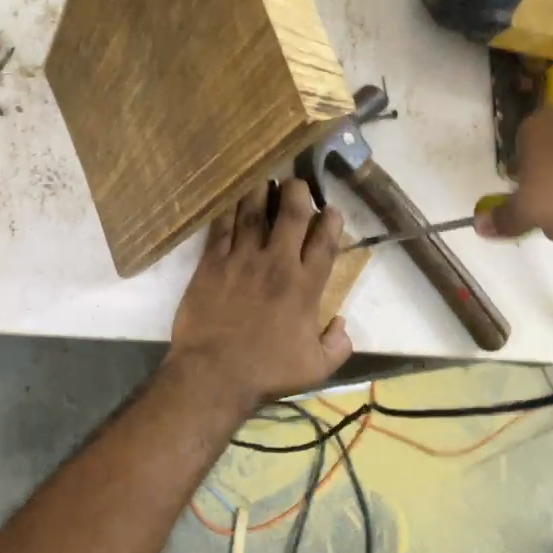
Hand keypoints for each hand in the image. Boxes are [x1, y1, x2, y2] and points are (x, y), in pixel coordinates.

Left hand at [167, 179, 352, 407]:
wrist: (213, 372)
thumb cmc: (266, 372)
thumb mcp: (315, 368)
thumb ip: (337, 345)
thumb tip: (342, 324)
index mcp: (306, 287)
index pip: (324, 241)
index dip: (330, 220)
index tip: (330, 209)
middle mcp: (277, 264)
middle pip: (291, 214)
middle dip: (297, 192)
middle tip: (296, 184)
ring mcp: (241, 259)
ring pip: (253, 212)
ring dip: (260, 192)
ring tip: (264, 180)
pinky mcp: (211, 263)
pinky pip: (221, 226)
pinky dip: (228, 209)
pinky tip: (230, 198)